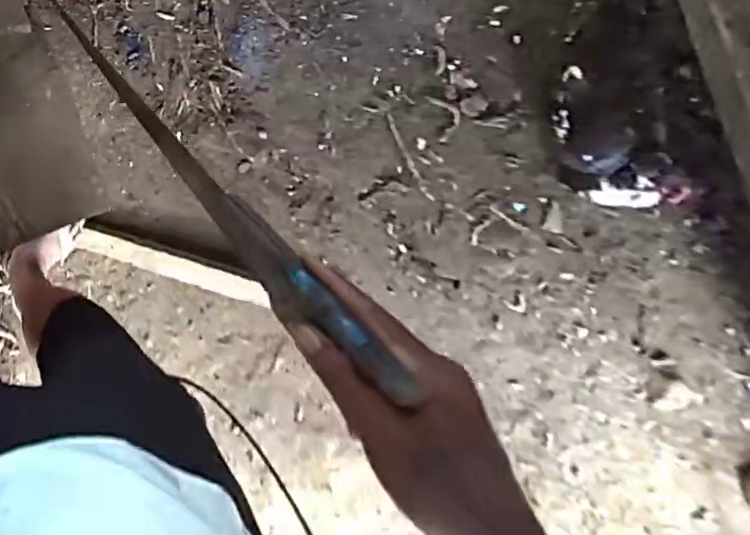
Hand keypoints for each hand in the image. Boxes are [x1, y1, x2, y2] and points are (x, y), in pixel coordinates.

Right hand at [289, 257, 543, 534]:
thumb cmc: (439, 490)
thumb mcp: (381, 435)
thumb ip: (343, 380)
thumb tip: (305, 330)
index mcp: (429, 369)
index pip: (372, 316)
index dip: (335, 287)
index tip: (305, 260)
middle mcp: (441, 371)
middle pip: (379, 333)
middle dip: (339, 316)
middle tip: (302, 294)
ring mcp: (447, 392)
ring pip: (387, 359)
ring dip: (353, 353)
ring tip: (321, 347)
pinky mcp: (447, 413)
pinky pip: (397, 380)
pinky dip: (369, 378)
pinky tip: (356, 397)